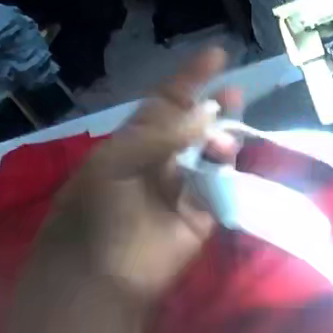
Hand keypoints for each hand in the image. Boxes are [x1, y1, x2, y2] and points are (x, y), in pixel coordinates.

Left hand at [23, 48, 239, 317]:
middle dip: (214, 106)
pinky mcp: (203, 217)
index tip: (216, 55)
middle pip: (193, 126)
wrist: (99, 277)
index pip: (164, 102)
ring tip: (228, 129)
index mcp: (130, 143)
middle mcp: (158, 161)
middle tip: (236, 90)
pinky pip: (221, 185)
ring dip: (222, 136)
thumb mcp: (118, 160)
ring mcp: (181, 189)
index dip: (189, 78)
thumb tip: (208, 112)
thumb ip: (162, 134)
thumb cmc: (96, 210)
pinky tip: (228, 155)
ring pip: (211, 153)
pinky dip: (228, 169)